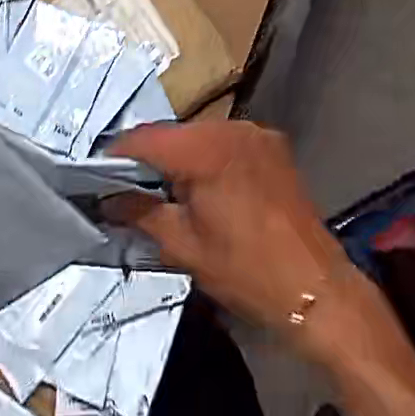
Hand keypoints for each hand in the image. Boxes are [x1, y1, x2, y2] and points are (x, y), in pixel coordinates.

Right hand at [106, 121, 351, 334]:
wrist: (315, 287)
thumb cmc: (245, 269)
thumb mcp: (183, 246)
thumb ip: (140, 213)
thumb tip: (108, 200)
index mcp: (205, 149)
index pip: (146, 138)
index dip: (118, 154)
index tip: (99, 173)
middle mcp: (231, 128)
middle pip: (174, 133)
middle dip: (150, 156)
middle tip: (129, 186)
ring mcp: (256, 133)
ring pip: (202, 134)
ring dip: (181, 155)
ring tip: (167, 188)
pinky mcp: (274, 145)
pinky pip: (228, 141)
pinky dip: (210, 156)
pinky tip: (207, 185)